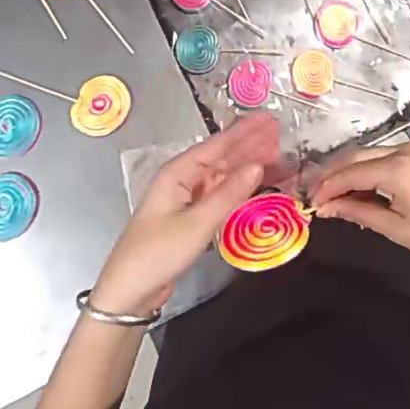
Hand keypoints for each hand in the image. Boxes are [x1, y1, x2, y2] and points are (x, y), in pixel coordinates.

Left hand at [90, 114, 281, 315]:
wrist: (130, 289)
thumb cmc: (158, 253)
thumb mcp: (197, 223)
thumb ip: (229, 195)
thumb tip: (258, 167)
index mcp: (177, 173)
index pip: (216, 145)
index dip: (244, 132)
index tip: (268, 119)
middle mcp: (181, 181)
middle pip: (220, 158)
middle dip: (249, 145)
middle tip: (278, 133)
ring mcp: (185, 200)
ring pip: (222, 176)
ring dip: (247, 166)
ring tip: (276, 155)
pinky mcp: (190, 218)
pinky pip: (219, 196)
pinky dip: (239, 190)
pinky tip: (255, 186)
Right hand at [310, 143, 409, 274]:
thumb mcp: (399, 230)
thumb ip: (359, 213)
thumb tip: (328, 208)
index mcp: (397, 168)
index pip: (347, 174)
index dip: (325, 189)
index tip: (309, 205)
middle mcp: (404, 150)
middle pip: (355, 157)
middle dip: (332, 176)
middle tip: (315, 198)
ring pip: (370, 155)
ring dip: (350, 173)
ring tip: (336, 197)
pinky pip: (387, 158)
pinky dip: (370, 171)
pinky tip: (364, 190)